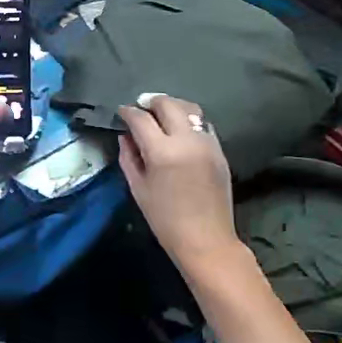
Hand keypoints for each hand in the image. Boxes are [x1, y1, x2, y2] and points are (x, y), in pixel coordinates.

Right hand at [117, 95, 237, 271]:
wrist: (206, 240)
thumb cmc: (165, 220)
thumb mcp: (139, 189)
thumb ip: (129, 157)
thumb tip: (125, 136)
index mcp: (162, 151)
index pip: (141, 119)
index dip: (128, 112)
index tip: (122, 112)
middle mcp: (187, 140)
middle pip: (168, 104)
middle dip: (151, 102)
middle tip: (141, 108)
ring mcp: (207, 142)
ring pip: (190, 108)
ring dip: (172, 106)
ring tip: (161, 114)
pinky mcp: (219, 149)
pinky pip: (202, 124)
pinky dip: (189, 120)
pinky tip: (180, 131)